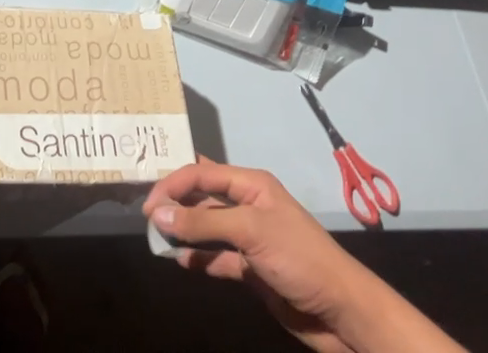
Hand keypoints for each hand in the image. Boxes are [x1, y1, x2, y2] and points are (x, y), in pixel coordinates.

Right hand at [143, 160, 462, 352]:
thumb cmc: (299, 258)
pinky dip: (196, 258)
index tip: (147, 204)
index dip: (173, 184)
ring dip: (182, 231)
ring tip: (155, 238)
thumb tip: (156, 214)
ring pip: (205, 227)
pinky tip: (178, 261)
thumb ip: (202, 221)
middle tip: (145, 217)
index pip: (202, 173)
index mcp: (252, 185)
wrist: (342, 312)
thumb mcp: (250, 232)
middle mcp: (248, 206)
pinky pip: (215, 257)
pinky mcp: (250, 268)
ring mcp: (249, 238)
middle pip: (202, 196)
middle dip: (174, 203)